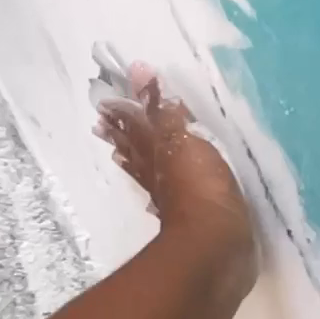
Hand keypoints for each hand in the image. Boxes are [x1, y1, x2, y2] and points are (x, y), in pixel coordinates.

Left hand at [96, 64, 256, 280]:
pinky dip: (161, 190)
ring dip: (136, 162)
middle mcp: (158, 176)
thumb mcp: (180, 142)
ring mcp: (172, 201)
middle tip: (103, 125)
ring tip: (121, 154)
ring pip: (148, 174)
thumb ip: (161, 110)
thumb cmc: (200, 190)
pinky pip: (168, 197)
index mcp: (158, 153)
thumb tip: (136, 71)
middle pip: (136, 151)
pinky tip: (159, 194)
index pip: (136, 127)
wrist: (216, 248)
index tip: (104, 103)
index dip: (123, 113)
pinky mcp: (191, 222)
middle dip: (123, 137)